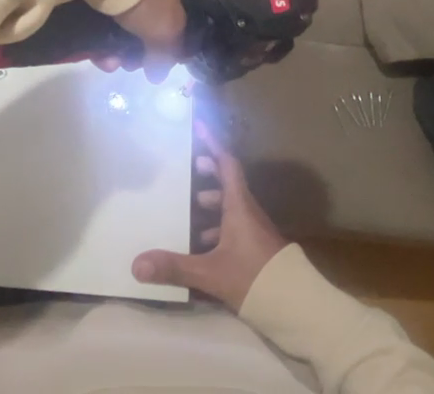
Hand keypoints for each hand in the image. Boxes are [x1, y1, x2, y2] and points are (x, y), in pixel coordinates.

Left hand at [103, 0, 195, 81]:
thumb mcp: (168, 24)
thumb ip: (168, 52)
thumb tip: (157, 75)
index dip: (182, 28)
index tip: (168, 51)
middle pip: (153, 9)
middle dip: (142, 43)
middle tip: (131, 63)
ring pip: (122, 9)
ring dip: (117, 42)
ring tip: (107, 62)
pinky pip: (98, 2)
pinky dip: (97, 27)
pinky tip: (92, 51)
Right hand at [131, 120, 289, 310]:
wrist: (296, 307)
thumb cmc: (254, 277)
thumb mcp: (210, 273)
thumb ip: (174, 268)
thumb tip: (136, 264)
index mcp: (239, 206)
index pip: (226, 164)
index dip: (212, 144)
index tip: (198, 126)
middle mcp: (248, 213)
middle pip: (227, 184)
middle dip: (207, 177)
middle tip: (185, 174)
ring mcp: (255, 232)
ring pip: (230, 208)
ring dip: (210, 207)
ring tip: (185, 214)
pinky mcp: (257, 249)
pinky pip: (233, 228)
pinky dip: (216, 229)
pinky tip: (200, 246)